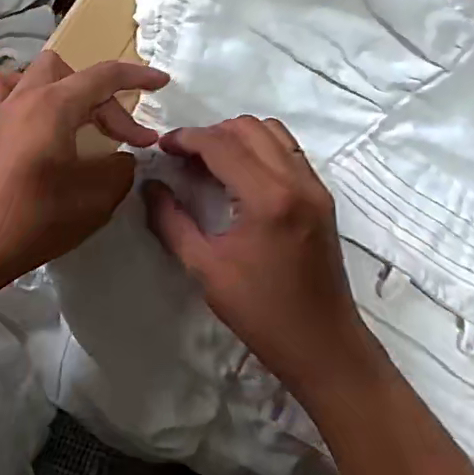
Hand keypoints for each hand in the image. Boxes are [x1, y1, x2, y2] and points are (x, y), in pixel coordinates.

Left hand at [0, 52, 169, 301]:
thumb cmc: (37, 217)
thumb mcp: (96, 196)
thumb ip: (120, 169)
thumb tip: (122, 158)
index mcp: (53, 104)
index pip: (102, 76)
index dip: (137, 76)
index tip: (163, 84)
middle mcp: (24, 97)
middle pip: (72, 74)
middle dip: (105, 98)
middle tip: (123, 138)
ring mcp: (2, 112)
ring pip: (39, 76)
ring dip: (68, 90)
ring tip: (83, 122)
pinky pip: (9, 92)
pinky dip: (31, 96)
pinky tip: (40, 121)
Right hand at [142, 116, 374, 391]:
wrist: (324, 347)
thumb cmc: (260, 312)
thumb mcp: (203, 268)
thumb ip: (170, 220)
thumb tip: (150, 186)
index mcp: (268, 198)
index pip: (220, 144)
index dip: (185, 139)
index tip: (160, 147)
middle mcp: (297, 182)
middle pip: (248, 127)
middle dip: (209, 134)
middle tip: (182, 157)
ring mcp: (316, 188)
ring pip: (272, 132)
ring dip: (236, 137)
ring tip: (209, 163)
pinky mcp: (322, 199)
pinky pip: (288, 151)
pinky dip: (258, 149)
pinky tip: (238, 177)